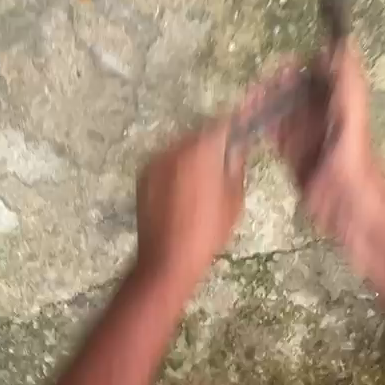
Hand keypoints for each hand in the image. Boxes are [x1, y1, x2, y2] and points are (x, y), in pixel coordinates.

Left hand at [133, 121, 246, 283]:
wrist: (168, 258)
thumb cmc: (207, 231)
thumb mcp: (234, 199)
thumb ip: (235, 166)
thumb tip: (235, 149)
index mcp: (200, 151)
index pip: (221, 126)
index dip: (233, 127)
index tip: (241, 131)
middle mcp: (174, 149)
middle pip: (198, 135)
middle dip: (211, 143)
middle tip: (223, 158)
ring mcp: (154, 161)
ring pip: (179, 148)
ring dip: (192, 156)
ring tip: (202, 179)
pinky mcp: (143, 176)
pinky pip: (165, 163)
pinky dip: (175, 168)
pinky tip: (183, 189)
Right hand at [263, 38, 384, 253]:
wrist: (351, 211)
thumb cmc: (354, 164)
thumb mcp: (352, 117)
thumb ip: (347, 82)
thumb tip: (344, 42)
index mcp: (340, 103)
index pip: (317, 74)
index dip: (298, 66)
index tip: (278, 65)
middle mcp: (323, 117)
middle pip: (295, 92)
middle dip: (274, 86)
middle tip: (254, 88)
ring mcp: (307, 137)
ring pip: (282, 112)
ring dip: (264, 105)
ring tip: (245, 103)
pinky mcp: (294, 157)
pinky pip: (275, 136)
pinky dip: (261, 127)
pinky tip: (246, 123)